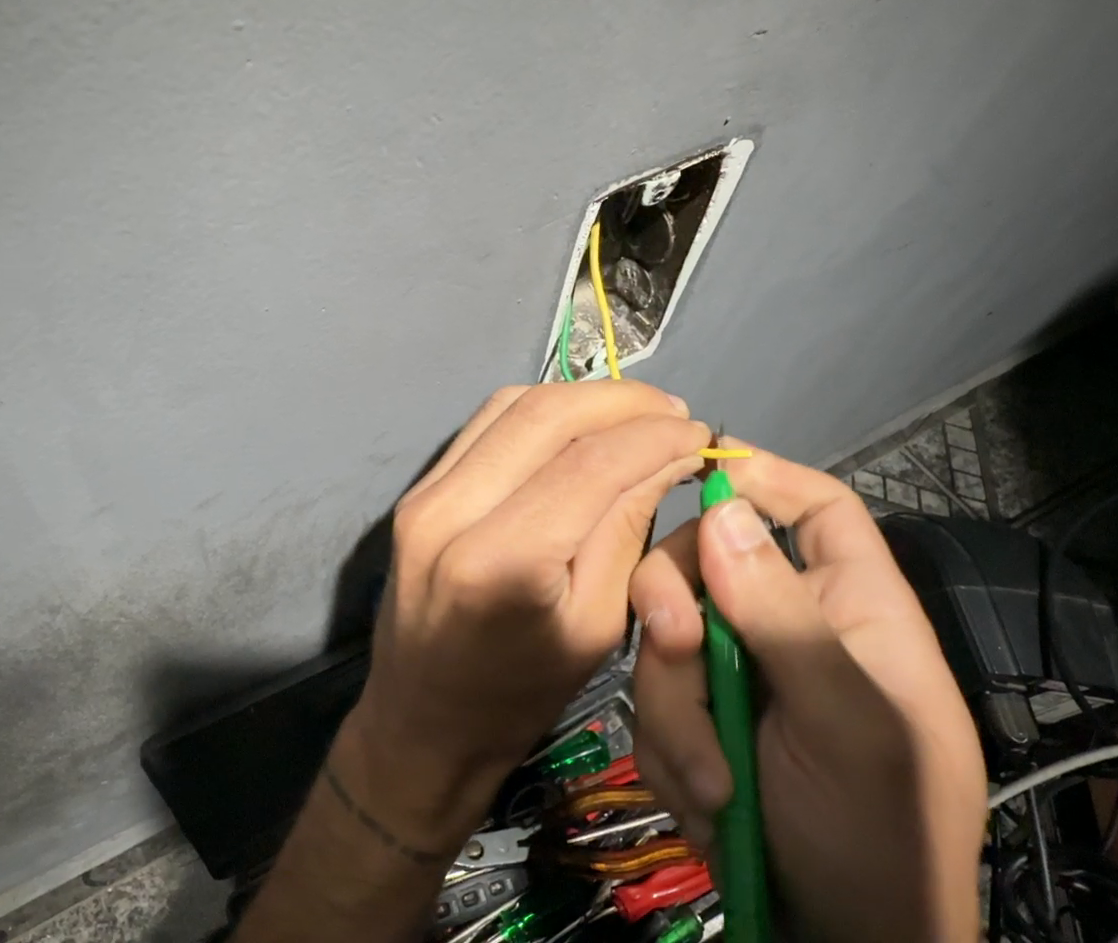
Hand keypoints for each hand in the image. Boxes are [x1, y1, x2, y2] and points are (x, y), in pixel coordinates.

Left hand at [336, 381, 711, 852]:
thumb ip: (627, 531)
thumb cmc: (518, 696)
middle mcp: (450, 511)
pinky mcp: (416, 490)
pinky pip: (484, 424)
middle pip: (546, 415)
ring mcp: (423, 494)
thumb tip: (667, 454)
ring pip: (511, 405)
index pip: (591, 464)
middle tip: (675, 413)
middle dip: (621, 402)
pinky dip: (539, 411)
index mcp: (500, 562)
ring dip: (581, 398)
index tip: (701, 433)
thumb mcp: (596, 628)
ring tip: (636, 414)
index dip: (654, 437)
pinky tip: (579, 424)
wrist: (422, 720)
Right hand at [628, 446, 986, 942]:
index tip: (691, 467)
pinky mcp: (698, 727)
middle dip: (677, 615)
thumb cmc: (877, 838)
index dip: (761, 477)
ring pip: (663, 646)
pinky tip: (708, 807)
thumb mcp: (845, 727)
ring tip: (716, 789)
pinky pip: (653, 707)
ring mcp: (738, 681)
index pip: (817, 510)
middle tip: (677, 657)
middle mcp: (787, 632)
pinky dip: (669, 755)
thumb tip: (722, 510)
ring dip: (676, 717)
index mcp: (853, 613)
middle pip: (704, 568)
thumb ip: (786, 618)